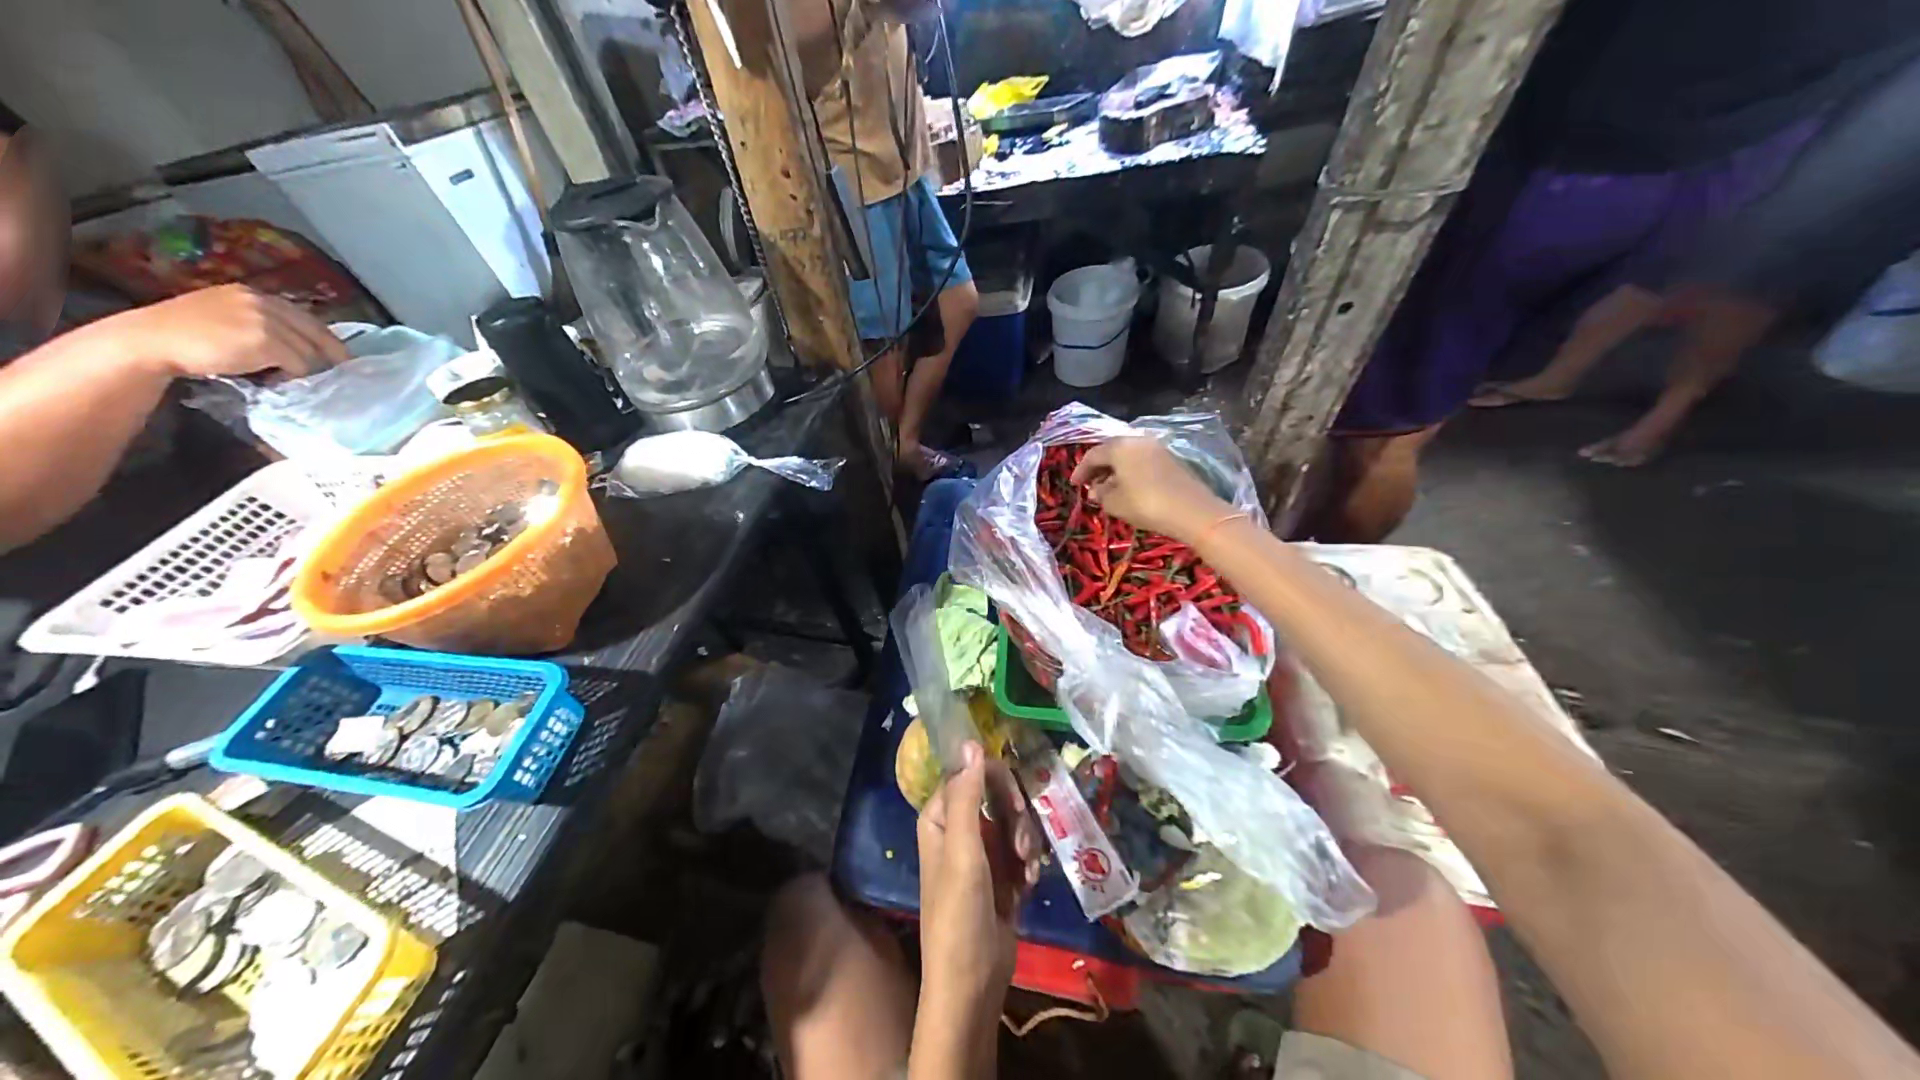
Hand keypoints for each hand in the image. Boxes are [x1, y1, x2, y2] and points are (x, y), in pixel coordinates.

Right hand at [108, 285, 348, 379]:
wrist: (150, 340)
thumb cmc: (185, 335)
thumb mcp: (227, 317)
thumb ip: (262, 322)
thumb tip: (298, 342)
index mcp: (254, 294)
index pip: (306, 317)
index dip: (326, 338)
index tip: (340, 355)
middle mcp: (263, 302)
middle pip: (317, 332)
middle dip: (330, 353)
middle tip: (338, 371)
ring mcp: (266, 320)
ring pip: (309, 351)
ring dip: (305, 367)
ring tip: (291, 376)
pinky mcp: (266, 340)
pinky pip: (298, 364)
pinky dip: (294, 374)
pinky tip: (278, 379)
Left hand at [916, 741, 1040, 1031]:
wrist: (972, 982)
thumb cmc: (959, 914)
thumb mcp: (962, 851)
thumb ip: (966, 795)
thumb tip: (970, 742)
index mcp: (939, 818)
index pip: (970, 774)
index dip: (995, 782)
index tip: (1015, 803)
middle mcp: (957, 829)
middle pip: (995, 795)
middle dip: (1015, 816)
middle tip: (1021, 845)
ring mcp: (980, 852)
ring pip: (1013, 822)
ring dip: (1025, 843)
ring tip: (1024, 873)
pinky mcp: (1000, 874)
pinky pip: (1021, 850)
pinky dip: (1028, 864)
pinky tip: (1028, 886)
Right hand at [1070, 436, 1233, 542]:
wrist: (1192, 511)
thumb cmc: (1146, 504)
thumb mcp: (1115, 503)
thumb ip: (1100, 494)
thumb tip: (1095, 489)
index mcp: (1120, 446)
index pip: (1093, 454)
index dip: (1080, 470)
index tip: (1074, 484)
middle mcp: (1138, 440)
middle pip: (1111, 450)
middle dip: (1098, 467)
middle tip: (1089, 483)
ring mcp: (1156, 447)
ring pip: (1128, 454)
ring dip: (1115, 469)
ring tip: (1107, 488)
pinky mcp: (1170, 458)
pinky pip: (1142, 460)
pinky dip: (1130, 471)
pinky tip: (1128, 487)